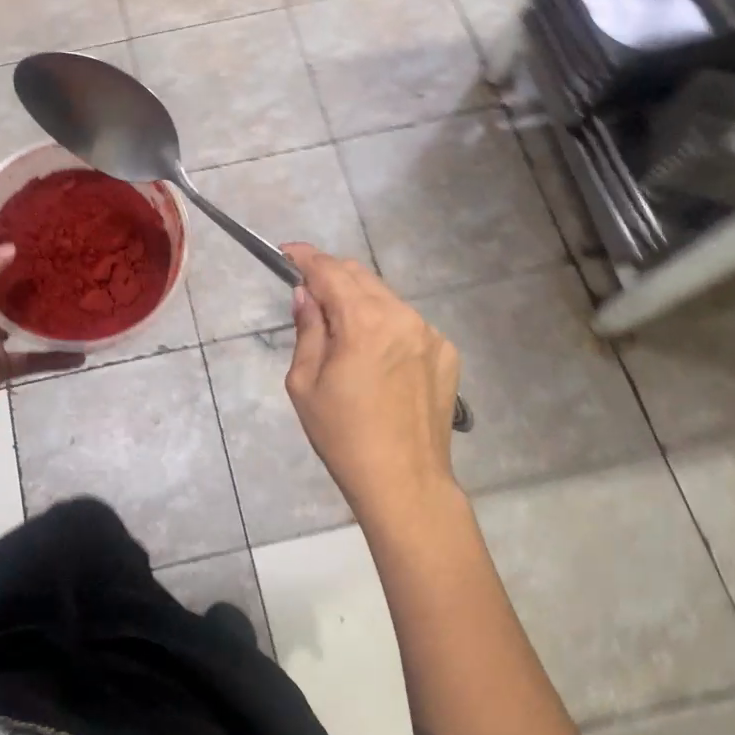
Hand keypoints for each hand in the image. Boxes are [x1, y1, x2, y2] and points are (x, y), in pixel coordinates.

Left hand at [0, 245, 83, 442]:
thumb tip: (11, 248)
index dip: (5, 251)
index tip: (39, 236)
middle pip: (7, 293)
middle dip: (33, 279)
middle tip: (69, 264)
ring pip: (23, 323)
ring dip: (46, 315)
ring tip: (78, 301)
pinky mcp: (3, 369)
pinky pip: (34, 358)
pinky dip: (55, 356)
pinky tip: (80, 353)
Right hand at [282, 243, 462, 518]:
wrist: (404, 481)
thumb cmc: (343, 437)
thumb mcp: (305, 384)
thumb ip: (308, 330)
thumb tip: (306, 295)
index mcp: (364, 322)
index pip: (330, 271)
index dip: (306, 257)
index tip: (288, 252)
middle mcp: (402, 316)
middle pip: (361, 276)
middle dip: (332, 276)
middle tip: (309, 293)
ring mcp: (430, 334)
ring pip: (387, 299)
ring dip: (360, 301)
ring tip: (341, 331)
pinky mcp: (446, 353)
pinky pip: (408, 325)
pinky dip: (386, 326)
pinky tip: (376, 359)